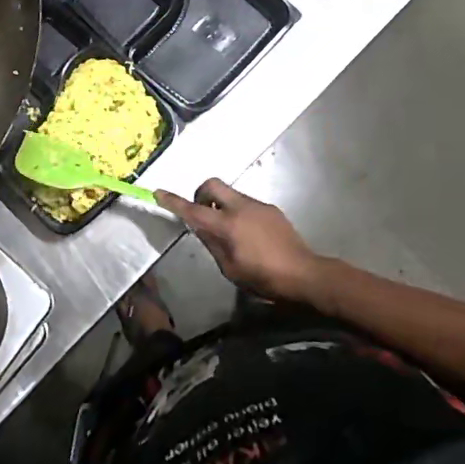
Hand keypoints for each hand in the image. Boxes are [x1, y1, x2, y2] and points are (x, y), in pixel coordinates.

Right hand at [156, 179, 328, 303]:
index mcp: (227, 225)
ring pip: (230, 194)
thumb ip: (212, 244)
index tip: (159, 193)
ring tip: (227, 231)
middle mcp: (241, 208)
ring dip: (220, 205)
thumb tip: (200, 227)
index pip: (193, 210)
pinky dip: (238, 212)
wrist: (305, 275)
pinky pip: (246, 203)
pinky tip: (247, 235)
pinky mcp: (271, 210)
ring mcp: (258, 206)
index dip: (173, 201)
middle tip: (201, 214)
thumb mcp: (229, 268)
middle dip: (200, 194)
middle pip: (212, 185)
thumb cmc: (263, 278)